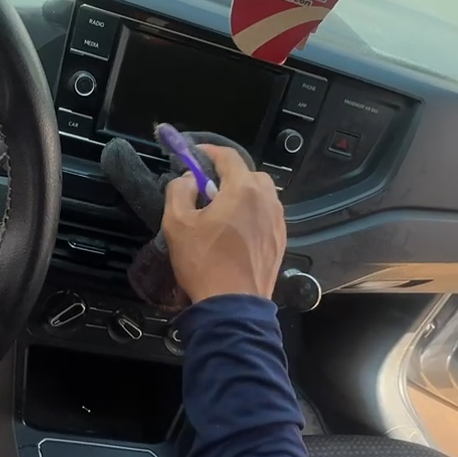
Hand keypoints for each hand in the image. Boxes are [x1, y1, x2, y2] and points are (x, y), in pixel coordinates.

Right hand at [163, 144, 284, 301]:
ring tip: (221, 211)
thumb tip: (190, 179)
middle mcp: (267, 200)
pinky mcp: (280, 241)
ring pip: (261, 195)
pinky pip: (266, 216)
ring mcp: (277, 221)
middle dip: (227, 174)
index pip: (228, 156)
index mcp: (243, 189)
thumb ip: (179, 190)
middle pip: (248, 173)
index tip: (194, 154)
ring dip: (241, 194)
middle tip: (205, 188)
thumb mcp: (177, 223)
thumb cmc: (203, 261)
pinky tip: (235, 232)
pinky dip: (252, 214)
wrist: (232, 305)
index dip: (208, 151)